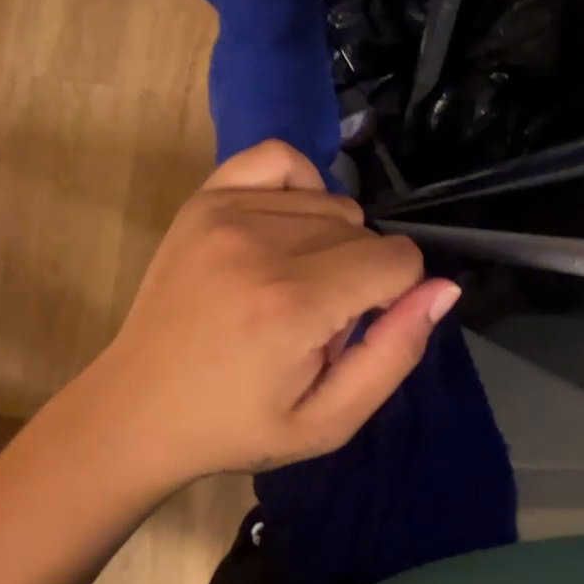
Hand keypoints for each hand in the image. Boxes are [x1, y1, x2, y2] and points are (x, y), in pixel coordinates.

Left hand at [82, 141, 459, 483]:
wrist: (139, 409)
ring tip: (294, 284)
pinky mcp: (203, 200)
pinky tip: (287, 227)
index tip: (358, 329)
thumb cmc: (237, 425)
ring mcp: (225, 213)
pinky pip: (279, 158)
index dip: (396, 298)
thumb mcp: (329, 421)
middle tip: (317, 321)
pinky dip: (300, 186)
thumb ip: (395, 353)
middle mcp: (259, 245)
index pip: (397, 260)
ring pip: (331, 202)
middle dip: (361, 276)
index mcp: (292, 305)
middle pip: (364, 231)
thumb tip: (444, 287)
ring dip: (330, 242)